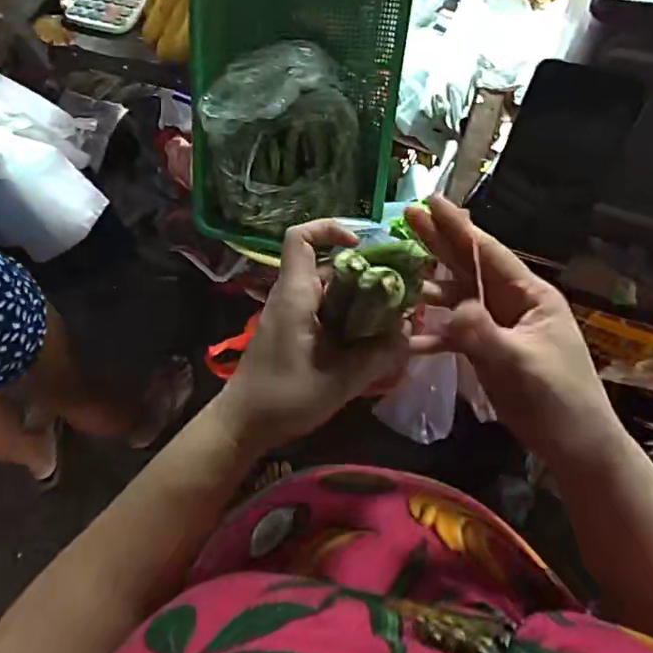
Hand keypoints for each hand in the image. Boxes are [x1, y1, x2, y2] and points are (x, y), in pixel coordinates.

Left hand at [216, 220, 408, 453]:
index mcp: (295, 295)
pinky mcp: (295, 332)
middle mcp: (292, 297)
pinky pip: (326, 312)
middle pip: (329, 266)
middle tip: (401, 292)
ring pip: (331, 291)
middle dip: (366, 273)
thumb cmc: (283, 397)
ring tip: (396, 319)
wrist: (243, 423)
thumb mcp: (337, 381)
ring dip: (362, 300)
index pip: (300, 238)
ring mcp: (292, 315)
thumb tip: (409, 334)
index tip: (362, 246)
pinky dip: (350, 319)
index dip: (329, 229)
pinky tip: (374, 342)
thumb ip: (376, 356)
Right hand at [406, 195, 626, 467]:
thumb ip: (482, 334)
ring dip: (428, 285)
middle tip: (406, 215)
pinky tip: (405, 330)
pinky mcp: (487, 349)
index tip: (431, 201)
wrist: (576, 447)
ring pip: (458, 296)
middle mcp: (512, 303)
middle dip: (439, 241)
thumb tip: (451, 308)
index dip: (457, 226)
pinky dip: (431, 330)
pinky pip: (454, 330)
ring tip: (396, 268)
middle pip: (469, 265)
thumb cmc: (558, 401)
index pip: (487, 253)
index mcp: (529, 296)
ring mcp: (498, 326)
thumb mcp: (520, 364)